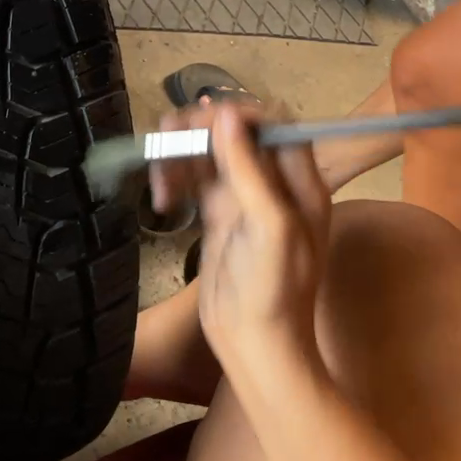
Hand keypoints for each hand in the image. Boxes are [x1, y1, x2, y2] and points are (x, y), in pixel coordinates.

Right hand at [152, 101, 331, 369]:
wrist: (255, 345)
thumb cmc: (273, 290)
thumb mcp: (269, 227)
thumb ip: (249, 170)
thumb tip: (226, 116)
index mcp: (299, 183)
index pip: (274, 123)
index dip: (240, 114)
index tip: (203, 122)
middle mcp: (271, 183)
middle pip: (234, 132)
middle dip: (199, 133)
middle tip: (169, 144)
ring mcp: (242, 198)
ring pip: (209, 152)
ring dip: (180, 156)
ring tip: (161, 182)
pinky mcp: (217, 214)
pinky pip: (193, 178)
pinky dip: (174, 179)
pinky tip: (162, 200)